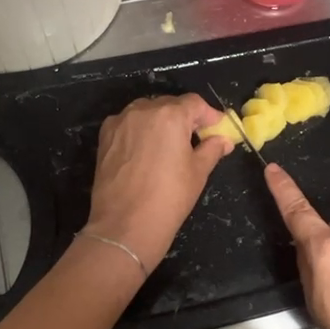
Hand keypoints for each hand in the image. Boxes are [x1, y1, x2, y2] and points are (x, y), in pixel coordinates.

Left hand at [86, 94, 231, 266]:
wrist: (125, 225)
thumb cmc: (169, 197)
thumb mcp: (198, 172)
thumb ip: (212, 149)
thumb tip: (224, 140)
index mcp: (170, 115)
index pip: (195, 103)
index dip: (209, 114)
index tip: (217, 128)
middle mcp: (143, 110)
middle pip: (169, 105)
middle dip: (185, 118)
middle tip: (196, 138)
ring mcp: (120, 122)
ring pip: (147, 111)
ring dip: (161, 122)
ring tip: (169, 144)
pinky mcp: (105, 137)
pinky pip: (128, 124)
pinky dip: (140, 130)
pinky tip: (146, 150)